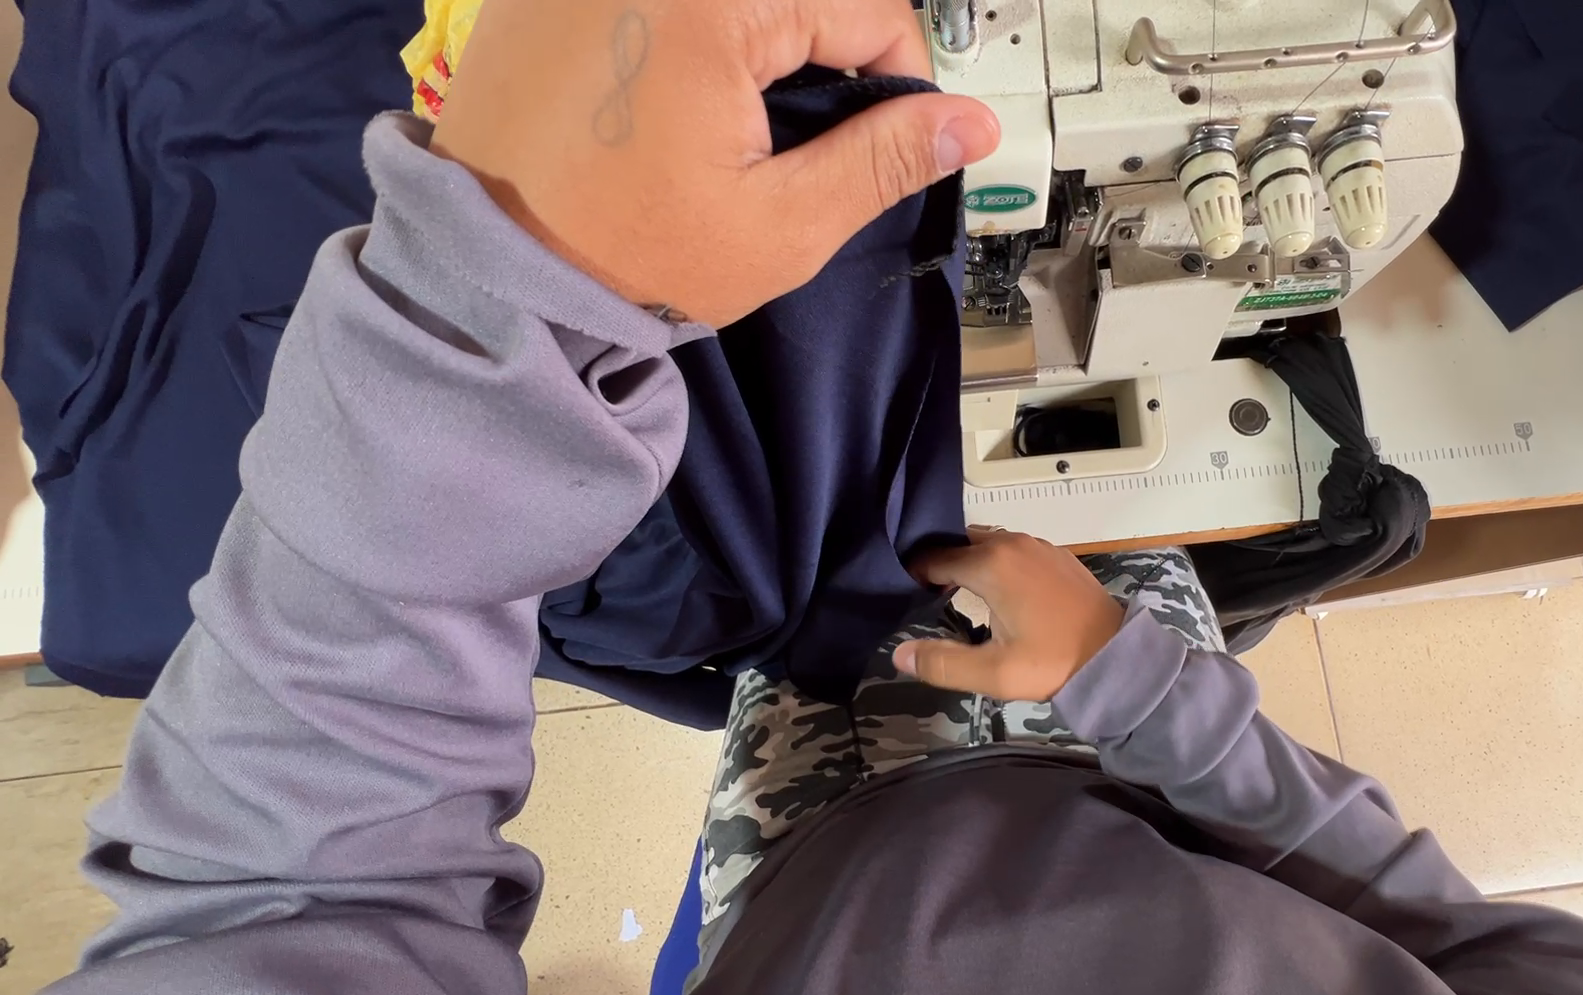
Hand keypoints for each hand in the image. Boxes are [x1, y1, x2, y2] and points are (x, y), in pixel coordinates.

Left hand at [427, 0, 999, 325]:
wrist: (498, 268)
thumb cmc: (639, 257)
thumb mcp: (784, 225)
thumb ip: (882, 161)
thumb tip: (972, 124)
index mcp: (712, 2)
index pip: (869, 5)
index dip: (902, 82)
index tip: (887, 145)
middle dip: (833, 70)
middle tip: (807, 153)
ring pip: (747, 4)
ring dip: (772, 59)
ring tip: (742, 138)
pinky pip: (676, 3)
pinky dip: (709, 45)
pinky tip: (687, 109)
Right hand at [893, 527, 1124, 699]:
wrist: (1117, 657)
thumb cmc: (1053, 663)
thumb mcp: (994, 673)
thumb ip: (942, 664)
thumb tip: (900, 654)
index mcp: (990, 564)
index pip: (933, 558)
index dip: (913, 575)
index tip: (903, 595)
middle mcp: (1011, 543)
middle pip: (959, 543)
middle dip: (938, 563)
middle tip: (923, 594)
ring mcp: (1037, 545)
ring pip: (986, 543)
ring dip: (967, 561)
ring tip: (953, 593)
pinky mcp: (1055, 554)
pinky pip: (1012, 548)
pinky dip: (994, 561)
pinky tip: (995, 591)